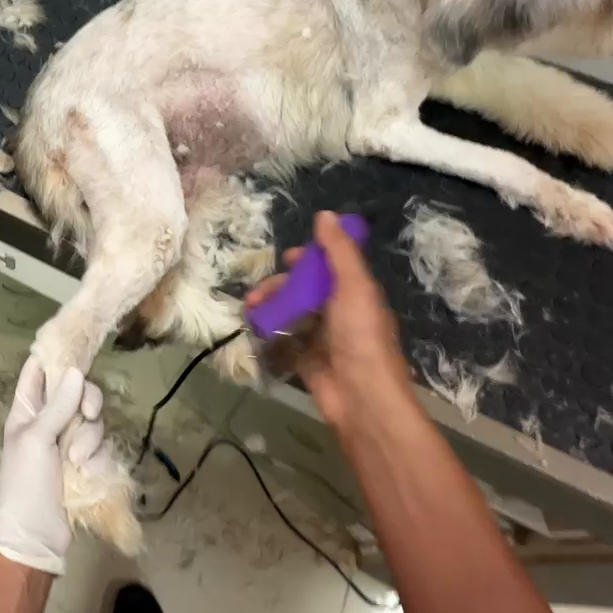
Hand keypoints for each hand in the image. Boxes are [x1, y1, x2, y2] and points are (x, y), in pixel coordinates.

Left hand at [0, 355, 102, 573]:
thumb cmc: (26, 482)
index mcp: (27, 409)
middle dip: (86, 401)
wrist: (36, 534)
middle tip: (87, 414)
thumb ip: (57, 405)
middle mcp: (48, 419)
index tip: (77, 347)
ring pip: (91, 419)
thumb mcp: (37, 439)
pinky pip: (99, 444)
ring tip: (76, 461)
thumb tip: (75, 371)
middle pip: (76, 390)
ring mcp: (67, 440)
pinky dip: (96, 457)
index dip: (55, 356)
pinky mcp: (84, 460)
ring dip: (88, 438)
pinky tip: (86, 472)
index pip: (39, 370)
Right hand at [246, 210, 409, 429]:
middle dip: (279, 286)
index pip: (330, 268)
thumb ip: (339, 251)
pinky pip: (284, 339)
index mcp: (355, 294)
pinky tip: (254, 329)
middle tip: (258, 292)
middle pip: (304, 290)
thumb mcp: (354, 287)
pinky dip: (268, 332)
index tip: (287, 258)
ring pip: (291, 313)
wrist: (362, 398)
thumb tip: (326, 214)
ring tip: (250, 311)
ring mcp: (323, 339)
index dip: (308, 259)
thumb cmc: (361, 337)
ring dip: (269, 307)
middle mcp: (340, 314)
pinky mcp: (307, 361)